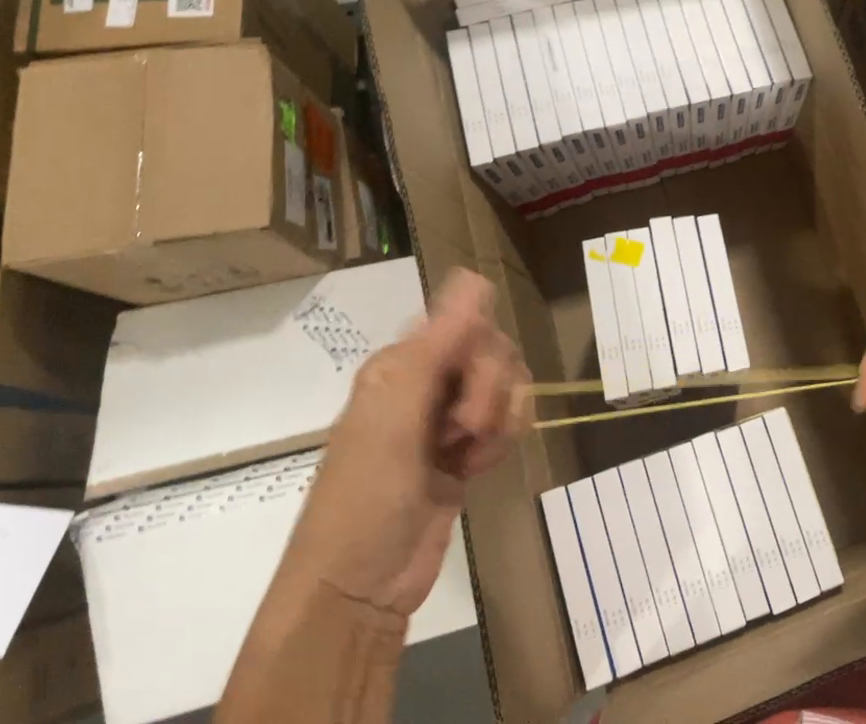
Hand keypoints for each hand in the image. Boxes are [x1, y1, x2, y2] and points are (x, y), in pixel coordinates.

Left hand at [284, 270, 530, 614]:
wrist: (361, 586)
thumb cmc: (366, 499)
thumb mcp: (395, 418)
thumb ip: (436, 345)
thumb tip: (474, 278)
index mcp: (400, 366)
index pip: (467, 327)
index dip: (481, 356)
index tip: (468, 394)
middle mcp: (423, 385)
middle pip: (492, 355)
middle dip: (492, 391)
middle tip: (466, 431)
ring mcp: (445, 421)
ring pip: (504, 389)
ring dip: (499, 419)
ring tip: (470, 454)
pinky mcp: (464, 452)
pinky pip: (504, 423)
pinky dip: (500, 443)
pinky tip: (477, 468)